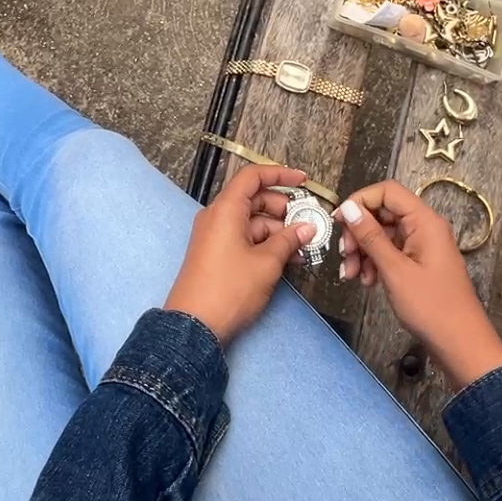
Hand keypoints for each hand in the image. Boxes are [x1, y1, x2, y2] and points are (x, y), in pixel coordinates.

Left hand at [165, 165, 317, 343]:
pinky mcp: (216, 253)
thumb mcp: (266, 263)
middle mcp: (217, 217)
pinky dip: (265, 243)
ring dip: (277, 231)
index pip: (252, 177)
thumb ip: (288, 240)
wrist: (194, 326)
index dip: (279, 175)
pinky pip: (244, 238)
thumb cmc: (228, 289)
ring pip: (252, 222)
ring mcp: (215, 235)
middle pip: (254, 200)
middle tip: (307, 224)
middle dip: (283, 210)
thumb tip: (305, 228)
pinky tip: (287, 258)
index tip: (302, 180)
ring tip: (302, 249)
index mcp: (225, 209)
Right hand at [337, 180, 501, 385]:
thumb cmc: (432, 308)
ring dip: (363, 251)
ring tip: (353, 275)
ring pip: (382, 234)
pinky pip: (390, 252)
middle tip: (344, 255)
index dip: (360, 201)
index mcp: (424, 222)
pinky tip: (366, 281)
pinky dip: (374, 263)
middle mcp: (424, 228)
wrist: (461, 346)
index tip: (339, 222)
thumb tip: (349, 208)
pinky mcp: (418, 263)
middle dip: (358, 232)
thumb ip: (370, 236)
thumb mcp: (394, 270)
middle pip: (382, 213)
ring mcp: (422, 246)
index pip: (387, 191)